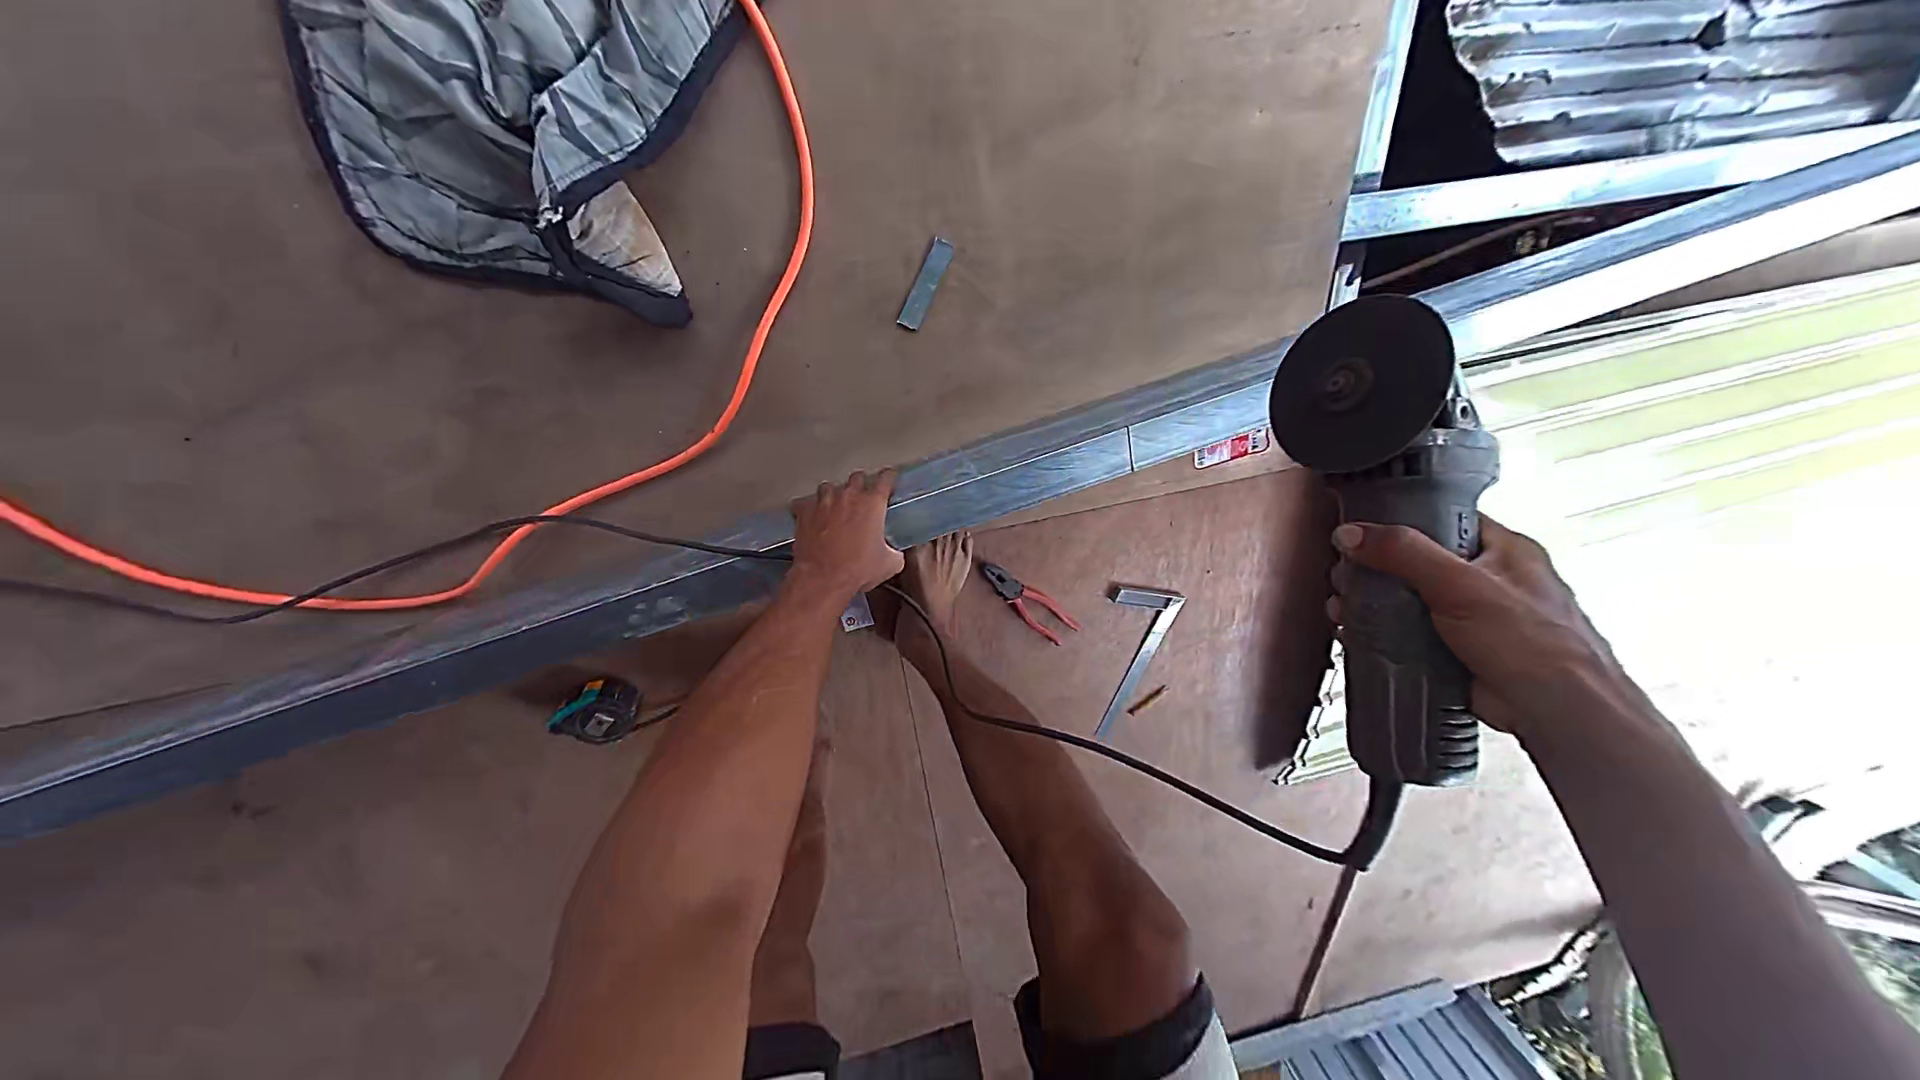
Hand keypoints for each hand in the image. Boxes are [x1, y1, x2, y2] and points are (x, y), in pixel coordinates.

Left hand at [788, 470, 904, 603]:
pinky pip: (805, 503)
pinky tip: (811, 516)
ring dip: (834, 494)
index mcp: (873, 504)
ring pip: (829, 487)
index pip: (885, 479)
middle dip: (860, 484)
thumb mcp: (889, 564)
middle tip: (862, 496)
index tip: (889, 478)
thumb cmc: (856, 569)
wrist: (823, 578)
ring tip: (835, 505)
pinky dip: (809, 508)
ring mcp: (824, 502)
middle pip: (857, 478)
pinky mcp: (804, 512)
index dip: (888, 477)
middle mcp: (848, 497)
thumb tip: (893, 555)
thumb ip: (894, 552)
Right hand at [1328, 517, 1633, 736]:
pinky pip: (1408, 632)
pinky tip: (1360, 632)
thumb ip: (1404, 553)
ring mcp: (1469, 617)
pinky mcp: (1453, 649)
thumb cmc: (1539, 647)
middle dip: (1376, 568)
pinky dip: (1381, 632)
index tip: (1363, 526)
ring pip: (1408, 599)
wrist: (1555, 712)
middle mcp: (1486, 581)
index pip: (1445, 519)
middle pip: (1416, 561)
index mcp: (1503, 552)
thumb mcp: (1461, 584)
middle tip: (1347, 573)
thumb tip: (1353, 534)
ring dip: (1373, 602)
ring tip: (1344, 605)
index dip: (1402, 519)